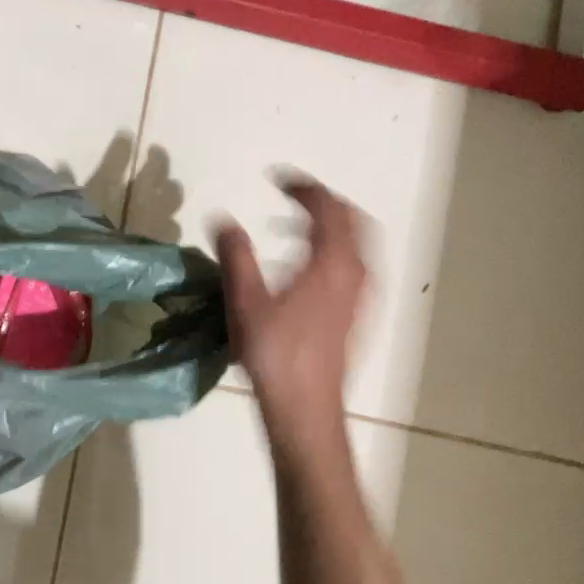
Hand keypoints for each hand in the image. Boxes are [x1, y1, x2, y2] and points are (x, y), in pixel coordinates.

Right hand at [213, 173, 369, 430]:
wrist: (306, 405)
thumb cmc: (274, 353)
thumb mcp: (245, 302)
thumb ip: (236, 257)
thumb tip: (222, 221)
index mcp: (332, 264)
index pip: (328, 210)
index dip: (304, 188)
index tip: (278, 178)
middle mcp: (356, 274)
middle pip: (353, 222)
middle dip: (324, 204)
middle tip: (292, 198)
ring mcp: (361, 296)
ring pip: (357, 245)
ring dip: (330, 228)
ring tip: (293, 229)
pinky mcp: (356, 315)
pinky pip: (352, 267)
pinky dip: (331, 252)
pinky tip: (302, 271)